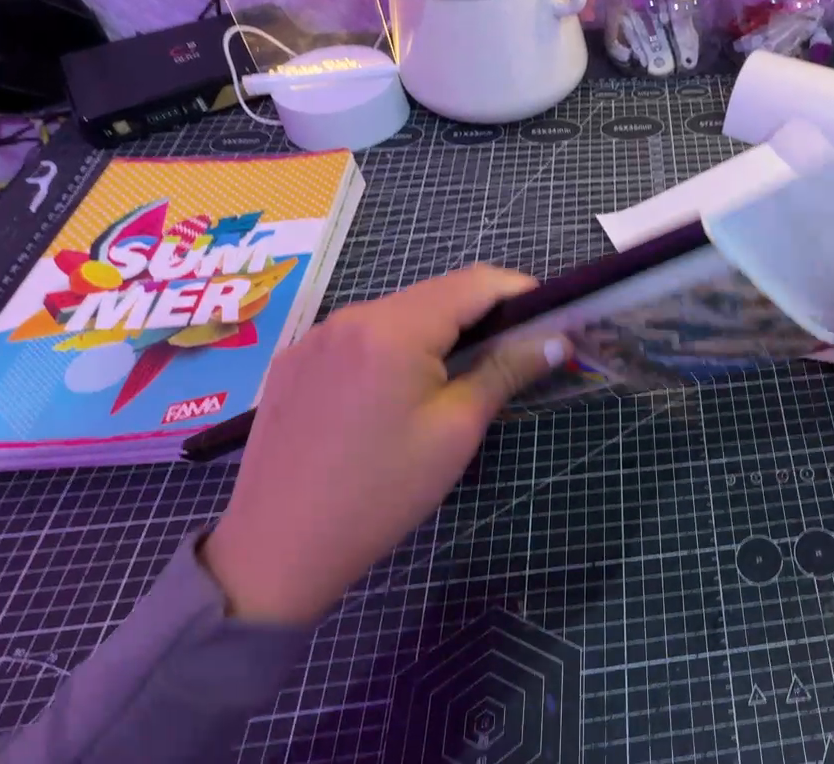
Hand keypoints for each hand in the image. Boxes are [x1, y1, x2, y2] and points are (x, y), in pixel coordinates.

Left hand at [201, 266, 567, 624]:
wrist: (276, 551)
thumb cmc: (381, 492)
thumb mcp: (457, 430)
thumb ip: (508, 371)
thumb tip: (557, 340)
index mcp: (394, 328)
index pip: (475, 282)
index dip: (521, 292)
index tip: (551, 318)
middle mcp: (350, 316)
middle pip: (436, 293)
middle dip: (484, 312)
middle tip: (515, 351)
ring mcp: (315, 337)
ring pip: (399, 312)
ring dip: (440, 329)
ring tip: (462, 374)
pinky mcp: (294, 362)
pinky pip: (361, 335)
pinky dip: (397, 346)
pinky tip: (400, 391)